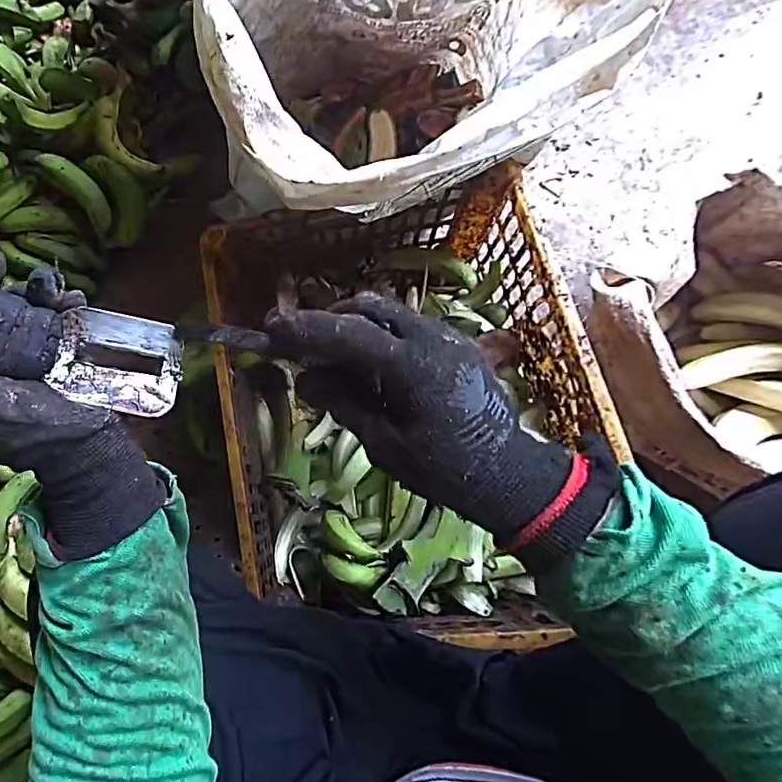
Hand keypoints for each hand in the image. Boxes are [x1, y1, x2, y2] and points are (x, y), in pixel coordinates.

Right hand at [263, 294, 616, 569]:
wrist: (511, 474)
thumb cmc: (444, 470)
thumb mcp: (385, 444)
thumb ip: (344, 403)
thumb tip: (305, 378)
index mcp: (414, 367)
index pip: (348, 332)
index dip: (305, 328)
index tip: (270, 326)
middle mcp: (432, 339)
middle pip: (367, 307)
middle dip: (328, 319)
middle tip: (299, 342)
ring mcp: (447, 337)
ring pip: (388, 311)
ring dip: (352, 324)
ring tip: (330, 354)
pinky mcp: (455, 344)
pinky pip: (406, 325)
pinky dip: (377, 333)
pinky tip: (367, 364)